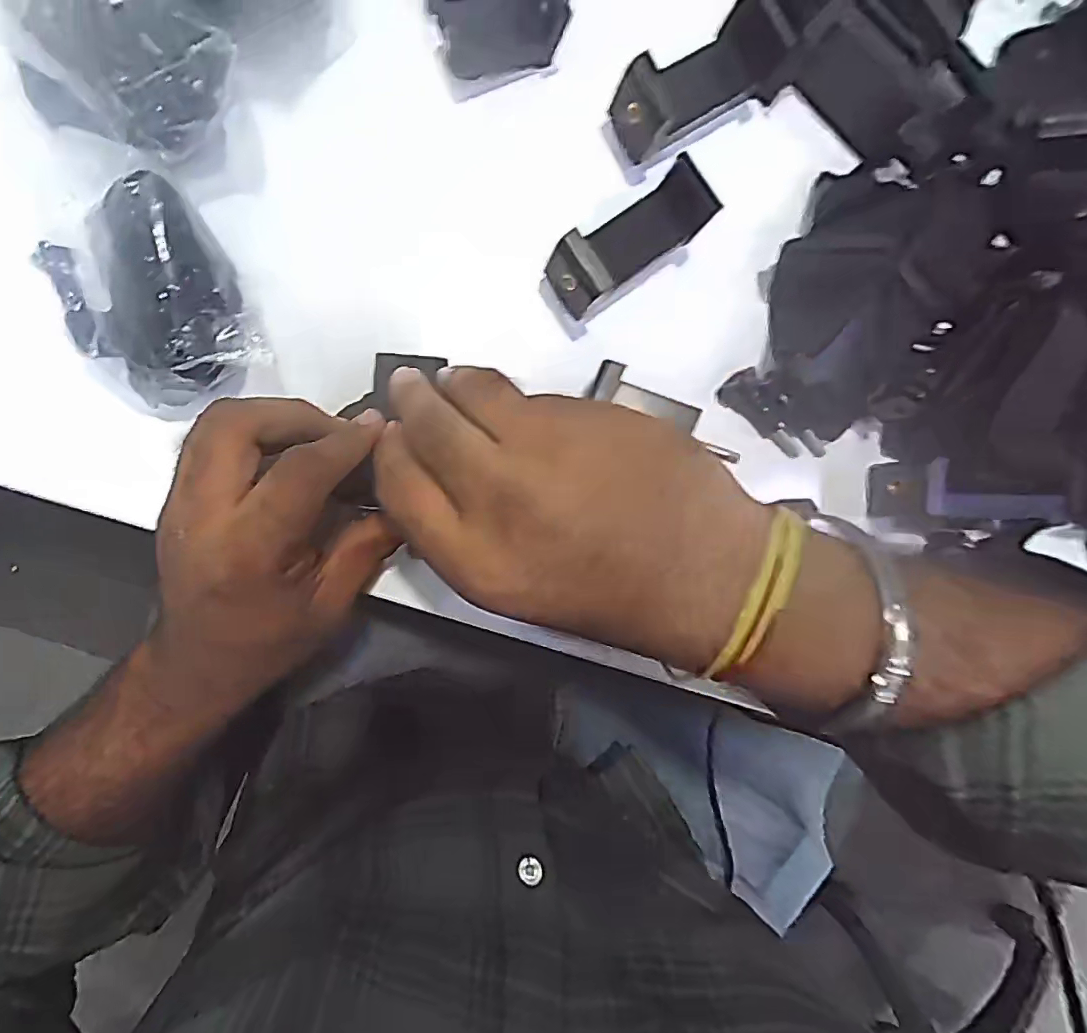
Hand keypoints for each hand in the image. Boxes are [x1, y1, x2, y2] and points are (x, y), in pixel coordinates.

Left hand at [149, 397, 400, 720]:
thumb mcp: (327, 608)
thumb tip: (400, 500)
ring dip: (269, 414)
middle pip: (237, 424)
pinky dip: (250, 429)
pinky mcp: (174, 496)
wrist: (193, 664)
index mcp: (246, 550)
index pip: (296, 472)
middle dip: (296, 415)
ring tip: (312, 436)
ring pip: (216, 422)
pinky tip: (282, 451)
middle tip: (337, 433)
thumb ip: (363, 548)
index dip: (342, 444)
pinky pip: (207, 437)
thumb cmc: (263, 646)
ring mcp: (179, 500)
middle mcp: (202, 514)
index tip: (376, 430)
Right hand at [373, 366, 772, 671]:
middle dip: (409, 398)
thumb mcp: (503, 588)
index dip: (387, 451)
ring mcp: (545, 447)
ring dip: (454, 383)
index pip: (398, 484)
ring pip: (474, 392)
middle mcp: (497, 495)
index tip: (389, 434)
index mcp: (473, 556)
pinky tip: (524, 413)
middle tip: (407, 384)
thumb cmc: (597, 594)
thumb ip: (450, 534)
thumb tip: (420, 477)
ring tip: (453, 384)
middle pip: (426, 426)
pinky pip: (530, 395)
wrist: (699, 574)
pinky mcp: (587, 414)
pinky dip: (512, 398)